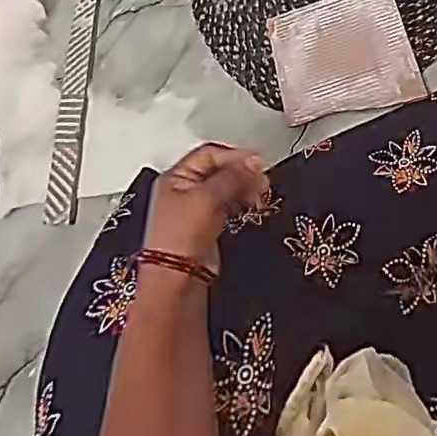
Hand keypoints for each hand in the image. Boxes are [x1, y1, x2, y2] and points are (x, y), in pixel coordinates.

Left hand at [143, 143, 270, 271]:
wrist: (177, 280)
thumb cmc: (181, 237)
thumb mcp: (208, 197)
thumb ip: (233, 175)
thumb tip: (253, 162)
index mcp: (176, 177)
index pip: (209, 154)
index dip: (234, 156)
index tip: (256, 162)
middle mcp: (183, 189)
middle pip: (218, 170)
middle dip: (242, 172)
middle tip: (261, 178)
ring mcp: (195, 208)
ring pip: (226, 187)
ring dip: (244, 186)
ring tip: (260, 192)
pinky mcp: (206, 224)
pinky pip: (228, 203)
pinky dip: (241, 200)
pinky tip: (252, 203)